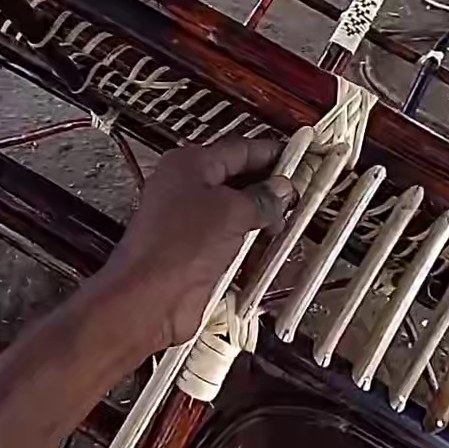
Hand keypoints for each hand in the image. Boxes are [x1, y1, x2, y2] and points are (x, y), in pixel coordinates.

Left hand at [96, 139, 295, 353]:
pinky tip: (267, 253)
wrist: (150, 297)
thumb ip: (261, 197)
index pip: (238, 150)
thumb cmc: (174, 248)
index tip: (298, 159)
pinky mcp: (193, 253)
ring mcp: (188, 224)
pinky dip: (249, 247)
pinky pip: (229, 244)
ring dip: (261, 221)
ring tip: (286, 225)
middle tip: (297, 196)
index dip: (271, 154)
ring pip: (235, 215)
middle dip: (268, 190)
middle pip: (237, 182)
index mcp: (188, 166)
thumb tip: (279, 191)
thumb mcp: (232, 212)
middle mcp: (184, 191)